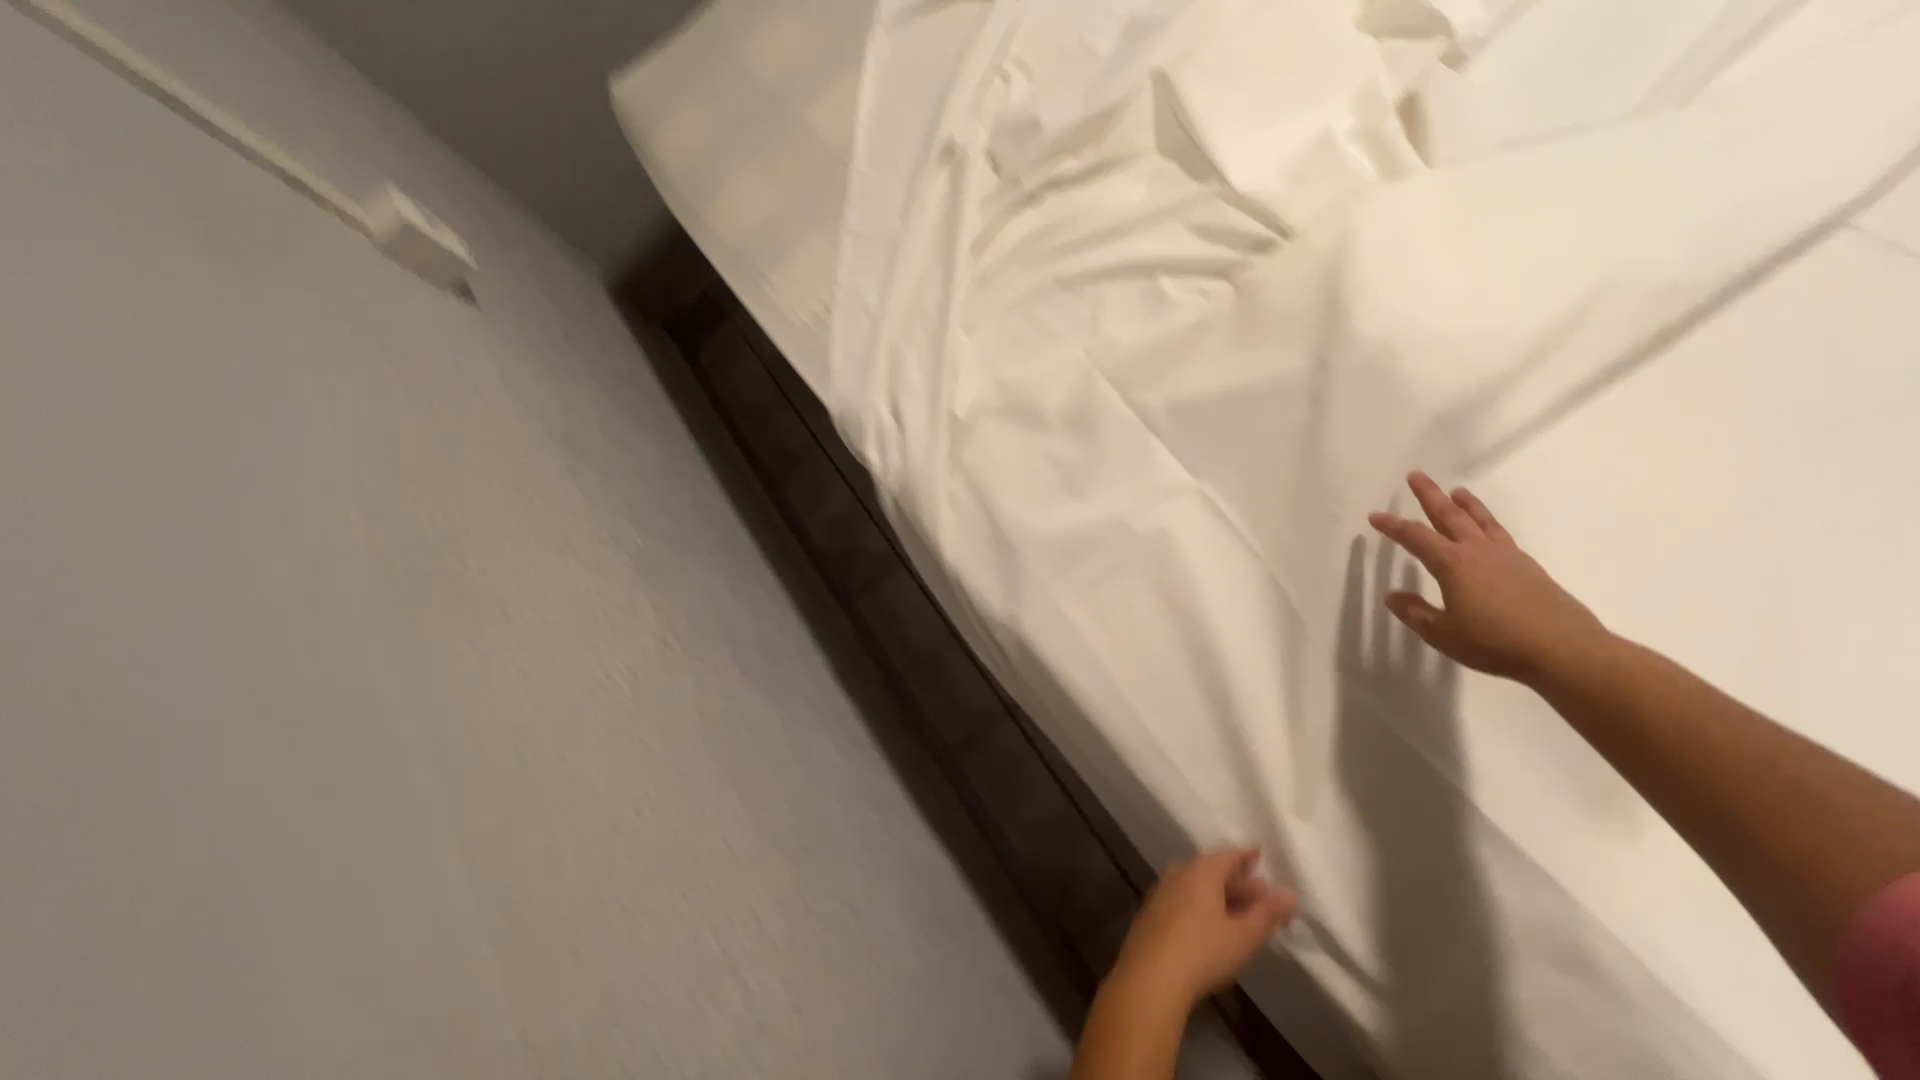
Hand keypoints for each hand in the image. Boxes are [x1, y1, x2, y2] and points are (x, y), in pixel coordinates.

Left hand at [1110, 848, 1295, 1004]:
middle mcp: (1179, 874)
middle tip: (1261, 896)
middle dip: (1238, 883)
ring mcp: (1161, 893)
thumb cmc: (1203, 951)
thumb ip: (1267, 913)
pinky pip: (1183, 901)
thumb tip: (1289, 893)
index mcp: (1201, 871)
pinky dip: (1202, 907)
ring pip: (1197, 887)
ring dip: (1220, 897)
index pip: (1229, 855)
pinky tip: (1212, 928)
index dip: (1247, 856)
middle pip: (1213, 871)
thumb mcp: (1244, 935)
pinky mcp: (1151, 915)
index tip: (1260, 856)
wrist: (1149, 978)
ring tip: (1241, 915)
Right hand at [1368, 471, 1607, 683]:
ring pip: (1481, 520)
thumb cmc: (1495, 643)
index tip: (1375, 515)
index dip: (1393, 526)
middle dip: (1430, 495)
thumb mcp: (1444, 635)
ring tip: (1457, 491)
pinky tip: (1488, 530)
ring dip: (1466, 504)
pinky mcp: (1528, 567)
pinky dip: (1488, 523)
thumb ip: (1416, 613)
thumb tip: (1392, 596)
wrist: (1563, 648)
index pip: (1416, 538)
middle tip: (1416, 475)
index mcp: (1453, 565)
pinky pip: (1501, 534)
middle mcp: (1478, 552)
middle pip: (1450, 515)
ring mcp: (1507, 556)